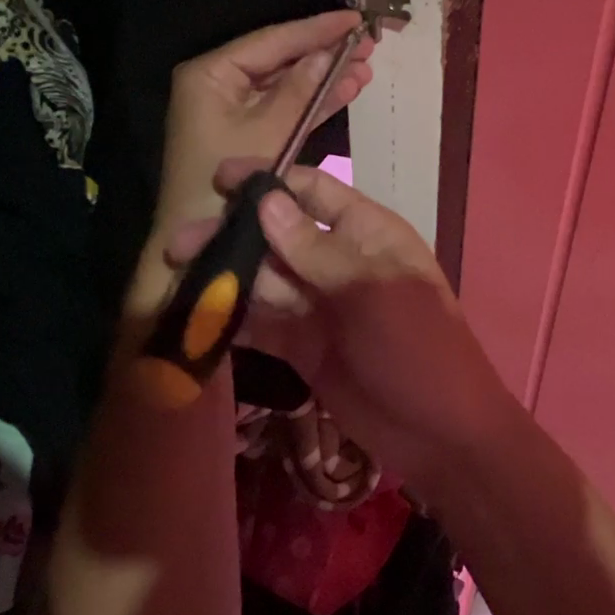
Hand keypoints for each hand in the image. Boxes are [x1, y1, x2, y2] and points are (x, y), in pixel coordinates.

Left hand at [156, 11, 374, 229]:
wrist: (200, 245)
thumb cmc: (224, 185)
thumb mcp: (267, 133)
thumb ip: (299, 92)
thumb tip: (329, 55)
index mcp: (212, 74)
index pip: (271, 41)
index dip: (315, 30)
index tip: (354, 20)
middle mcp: (220, 84)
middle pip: (280, 59)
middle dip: (325, 53)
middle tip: (369, 44)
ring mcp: (234, 110)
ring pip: (287, 85)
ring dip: (325, 78)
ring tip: (367, 67)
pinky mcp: (247, 133)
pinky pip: (285, 109)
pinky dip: (314, 103)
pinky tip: (348, 90)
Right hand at [166, 158, 523, 486]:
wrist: (439, 433)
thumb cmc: (417, 349)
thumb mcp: (372, 292)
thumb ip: (316, 249)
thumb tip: (265, 201)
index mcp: (367, 235)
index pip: (313, 192)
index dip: (268, 183)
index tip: (218, 181)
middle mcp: (337, 263)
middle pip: (276, 236)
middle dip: (231, 235)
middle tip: (178, 243)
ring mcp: (318, 306)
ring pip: (262, 280)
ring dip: (222, 276)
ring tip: (176, 275)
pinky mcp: (301, 347)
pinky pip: (260, 324)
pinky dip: (229, 319)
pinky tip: (193, 316)